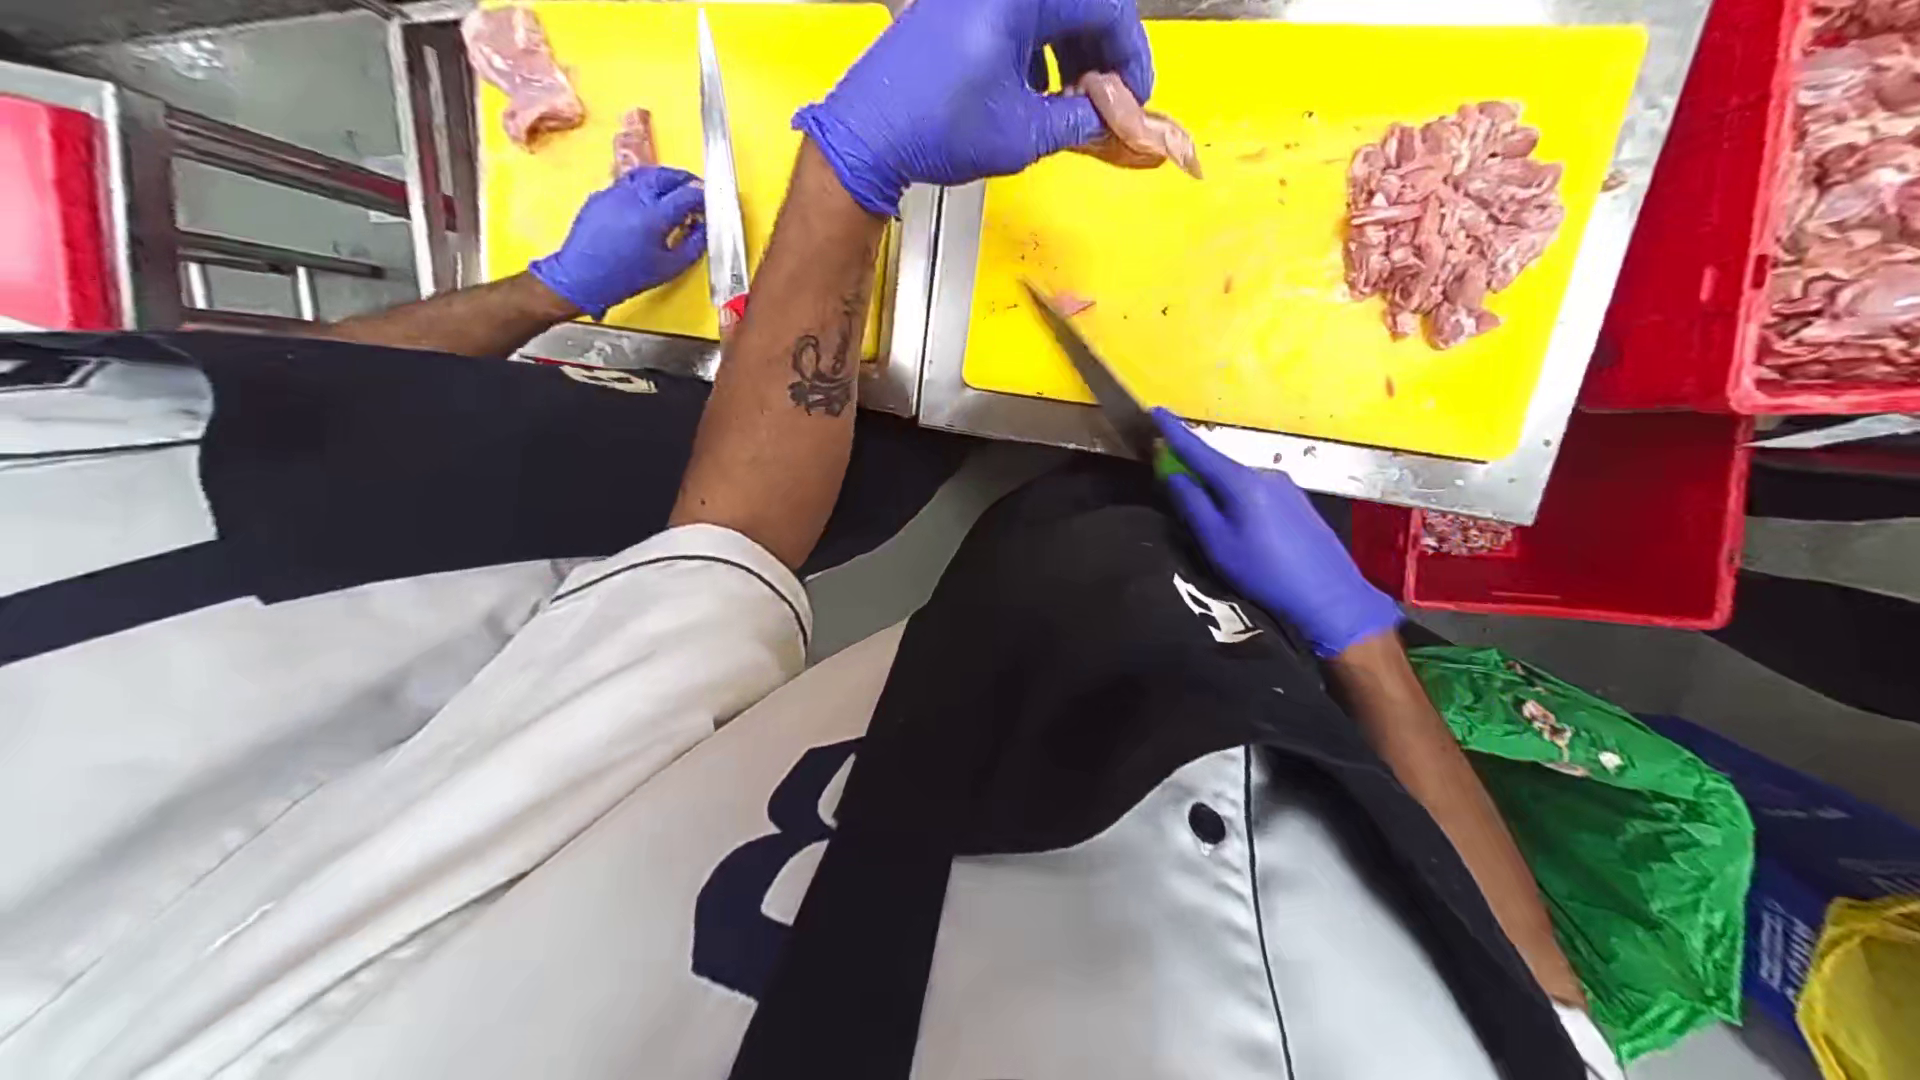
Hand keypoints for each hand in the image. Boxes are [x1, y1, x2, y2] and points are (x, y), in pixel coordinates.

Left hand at [529, 166, 706, 318]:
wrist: (583, 276)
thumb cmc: (631, 276)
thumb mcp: (671, 267)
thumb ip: (693, 245)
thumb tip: (704, 227)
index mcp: (655, 216)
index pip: (686, 194)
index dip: (702, 195)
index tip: (710, 201)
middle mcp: (635, 196)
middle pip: (665, 175)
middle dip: (684, 179)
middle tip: (695, 189)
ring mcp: (615, 191)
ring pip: (645, 173)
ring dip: (664, 178)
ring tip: (673, 189)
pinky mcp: (601, 194)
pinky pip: (627, 182)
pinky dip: (644, 185)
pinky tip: (647, 201)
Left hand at [793, 0, 1153, 216]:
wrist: (869, 138)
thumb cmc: (934, 129)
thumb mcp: (1022, 134)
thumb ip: (1078, 121)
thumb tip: (1109, 119)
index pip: (1107, 9)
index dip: (1132, 58)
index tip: (1137, 96)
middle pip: (1077, 6)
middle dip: (1100, 59)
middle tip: (1107, 104)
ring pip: (1046, 12)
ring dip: (1068, 58)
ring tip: (1069, 107)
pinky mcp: (956, 9)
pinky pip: (1015, 19)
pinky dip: (1035, 54)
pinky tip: (1033, 94)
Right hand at [1153, 408, 1402, 657]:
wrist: (1330, 597)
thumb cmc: (1264, 571)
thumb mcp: (1216, 542)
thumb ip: (1192, 504)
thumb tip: (1173, 473)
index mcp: (1242, 482)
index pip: (1198, 450)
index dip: (1173, 431)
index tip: (1155, 411)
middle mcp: (1265, 474)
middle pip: (1218, 466)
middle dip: (1194, 472)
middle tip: (1172, 488)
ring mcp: (1286, 486)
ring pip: (1237, 482)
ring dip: (1217, 492)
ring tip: (1210, 524)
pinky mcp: (1298, 502)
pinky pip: (1255, 492)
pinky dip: (1237, 500)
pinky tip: (1241, 529)